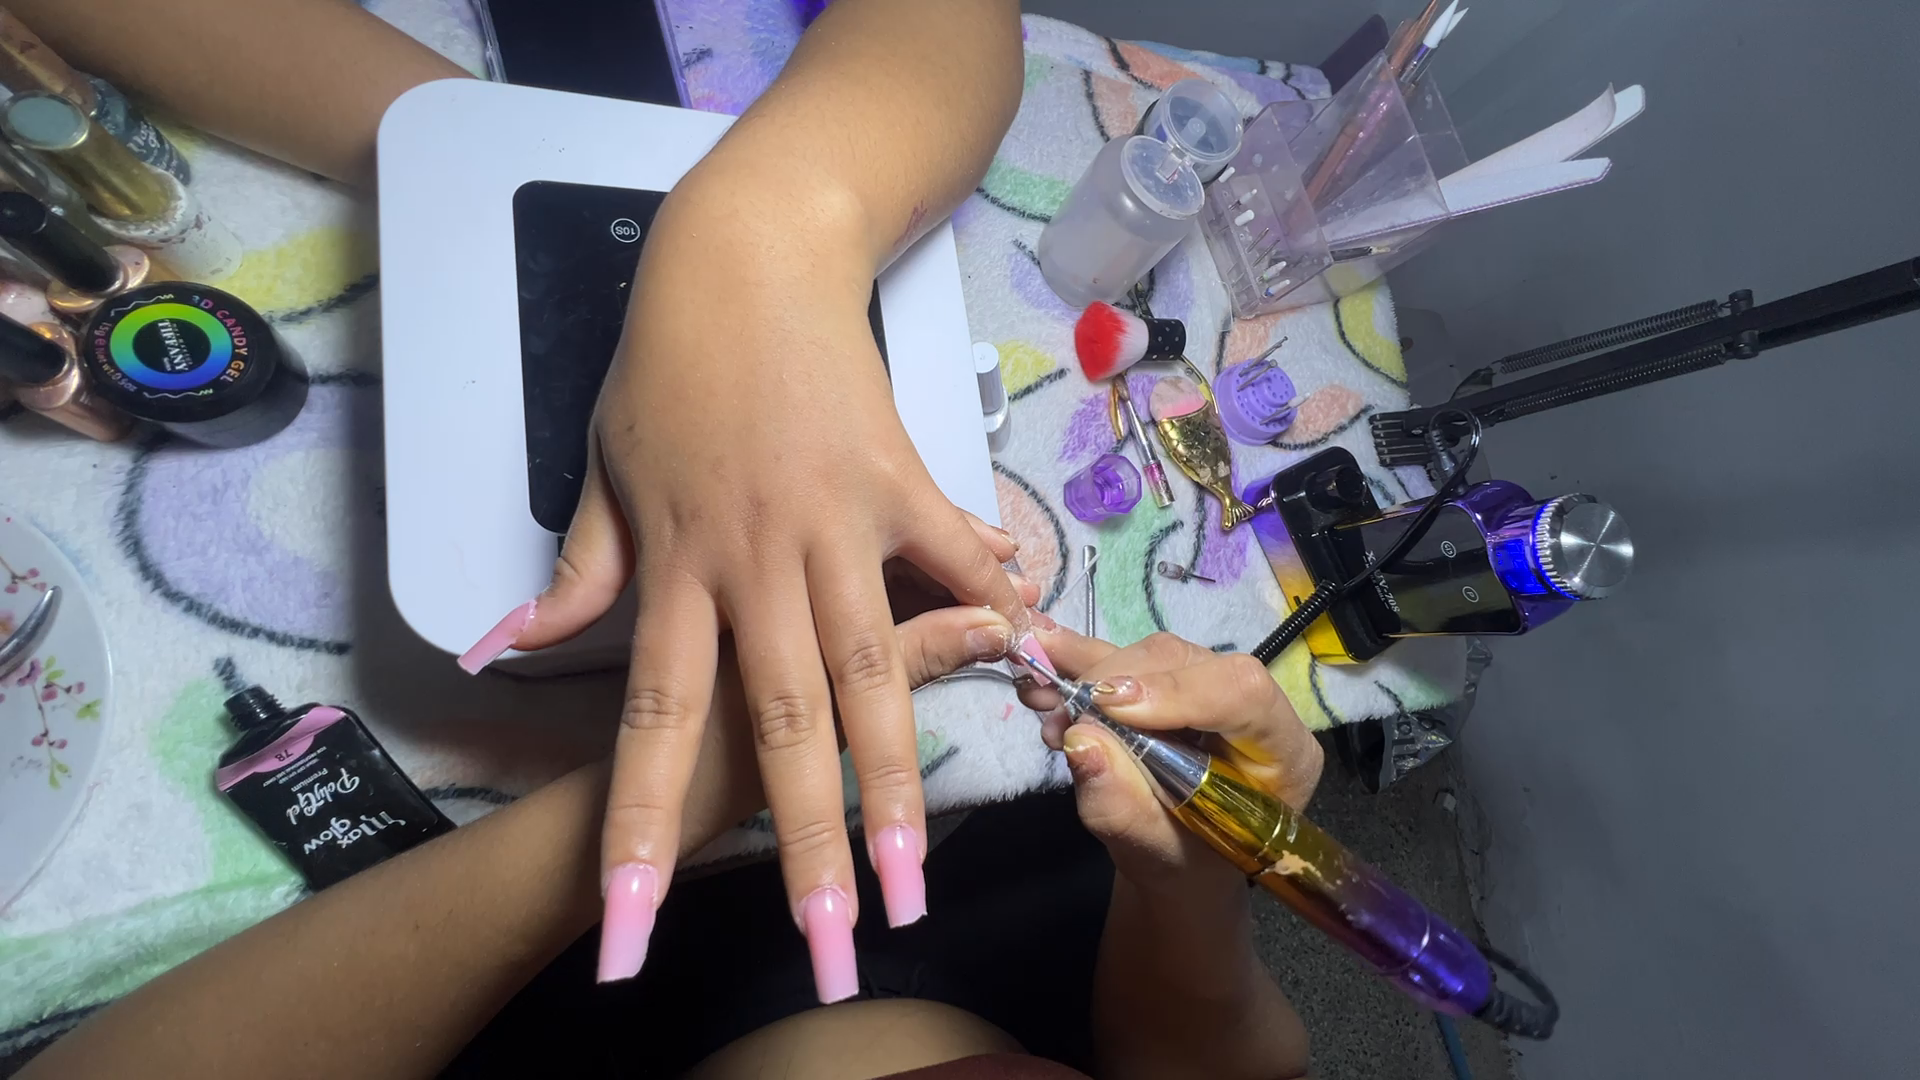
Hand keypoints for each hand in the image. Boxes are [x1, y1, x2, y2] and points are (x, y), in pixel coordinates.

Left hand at [458, 173, 1026, 999]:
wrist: (745, 260)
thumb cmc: (668, 363)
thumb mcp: (606, 465)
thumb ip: (577, 570)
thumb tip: (511, 650)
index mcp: (681, 567)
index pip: (657, 722)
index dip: (645, 832)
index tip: (635, 935)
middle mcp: (759, 562)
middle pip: (781, 722)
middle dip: (804, 845)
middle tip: (830, 951)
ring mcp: (837, 522)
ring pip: (870, 666)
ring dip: (895, 772)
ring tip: (916, 866)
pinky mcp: (900, 478)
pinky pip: (947, 549)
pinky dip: (985, 593)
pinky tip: (1026, 645)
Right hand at [1017, 622, 1321, 901]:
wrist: (1180, 858)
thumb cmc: (1183, 862)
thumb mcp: (1153, 852)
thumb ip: (1122, 805)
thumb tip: (1081, 740)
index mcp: (1278, 749)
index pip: (1241, 691)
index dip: (1174, 690)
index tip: (1110, 706)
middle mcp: (1248, 702)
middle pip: (1182, 662)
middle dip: (1113, 682)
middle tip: (1062, 719)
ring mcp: (1204, 680)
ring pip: (1146, 652)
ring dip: (1085, 671)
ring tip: (1042, 700)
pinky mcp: (1163, 674)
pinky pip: (1119, 653)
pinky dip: (1073, 656)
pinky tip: (1038, 654)